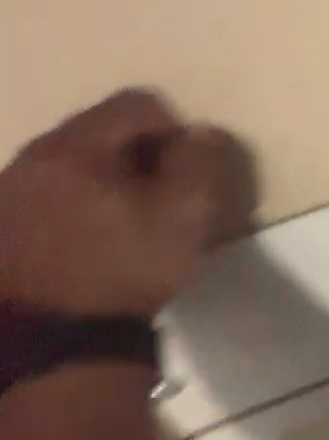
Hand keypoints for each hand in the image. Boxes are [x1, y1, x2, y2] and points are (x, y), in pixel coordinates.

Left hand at [0, 90, 255, 317]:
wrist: (49, 336)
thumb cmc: (125, 263)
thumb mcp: (187, 211)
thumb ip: (198, 160)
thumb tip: (197, 132)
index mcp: (76, 150)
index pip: (136, 103)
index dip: (174, 126)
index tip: (187, 167)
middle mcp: (28, 160)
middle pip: (97, 129)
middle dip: (137, 151)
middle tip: (163, 193)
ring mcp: (3, 194)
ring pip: (69, 162)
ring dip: (104, 177)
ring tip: (126, 218)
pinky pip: (46, 192)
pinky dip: (75, 201)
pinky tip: (89, 237)